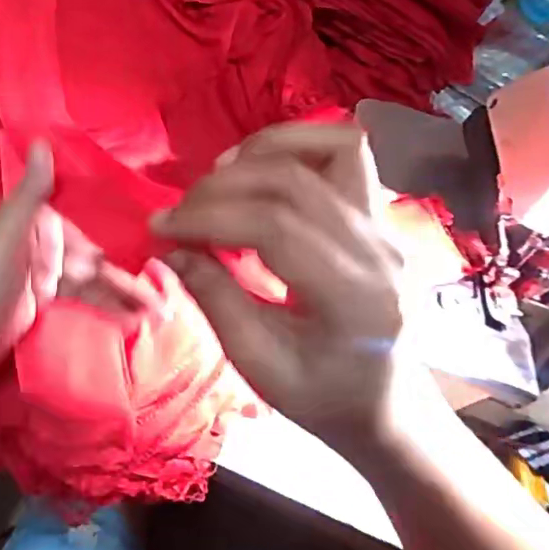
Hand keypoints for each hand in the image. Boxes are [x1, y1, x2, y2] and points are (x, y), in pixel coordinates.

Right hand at [152, 122, 445, 447]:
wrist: (389, 404)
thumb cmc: (324, 395)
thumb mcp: (259, 364)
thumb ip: (215, 300)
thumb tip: (170, 250)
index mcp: (353, 297)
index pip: (275, 227)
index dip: (208, 217)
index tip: (160, 227)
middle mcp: (380, 248)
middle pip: (294, 182)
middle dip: (221, 188)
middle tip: (180, 211)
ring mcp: (388, 224)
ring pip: (333, 147)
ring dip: (264, 150)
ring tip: (220, 174)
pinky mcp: (381, 213)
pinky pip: (344, 153)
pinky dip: (297, 145)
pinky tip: (260, 169)